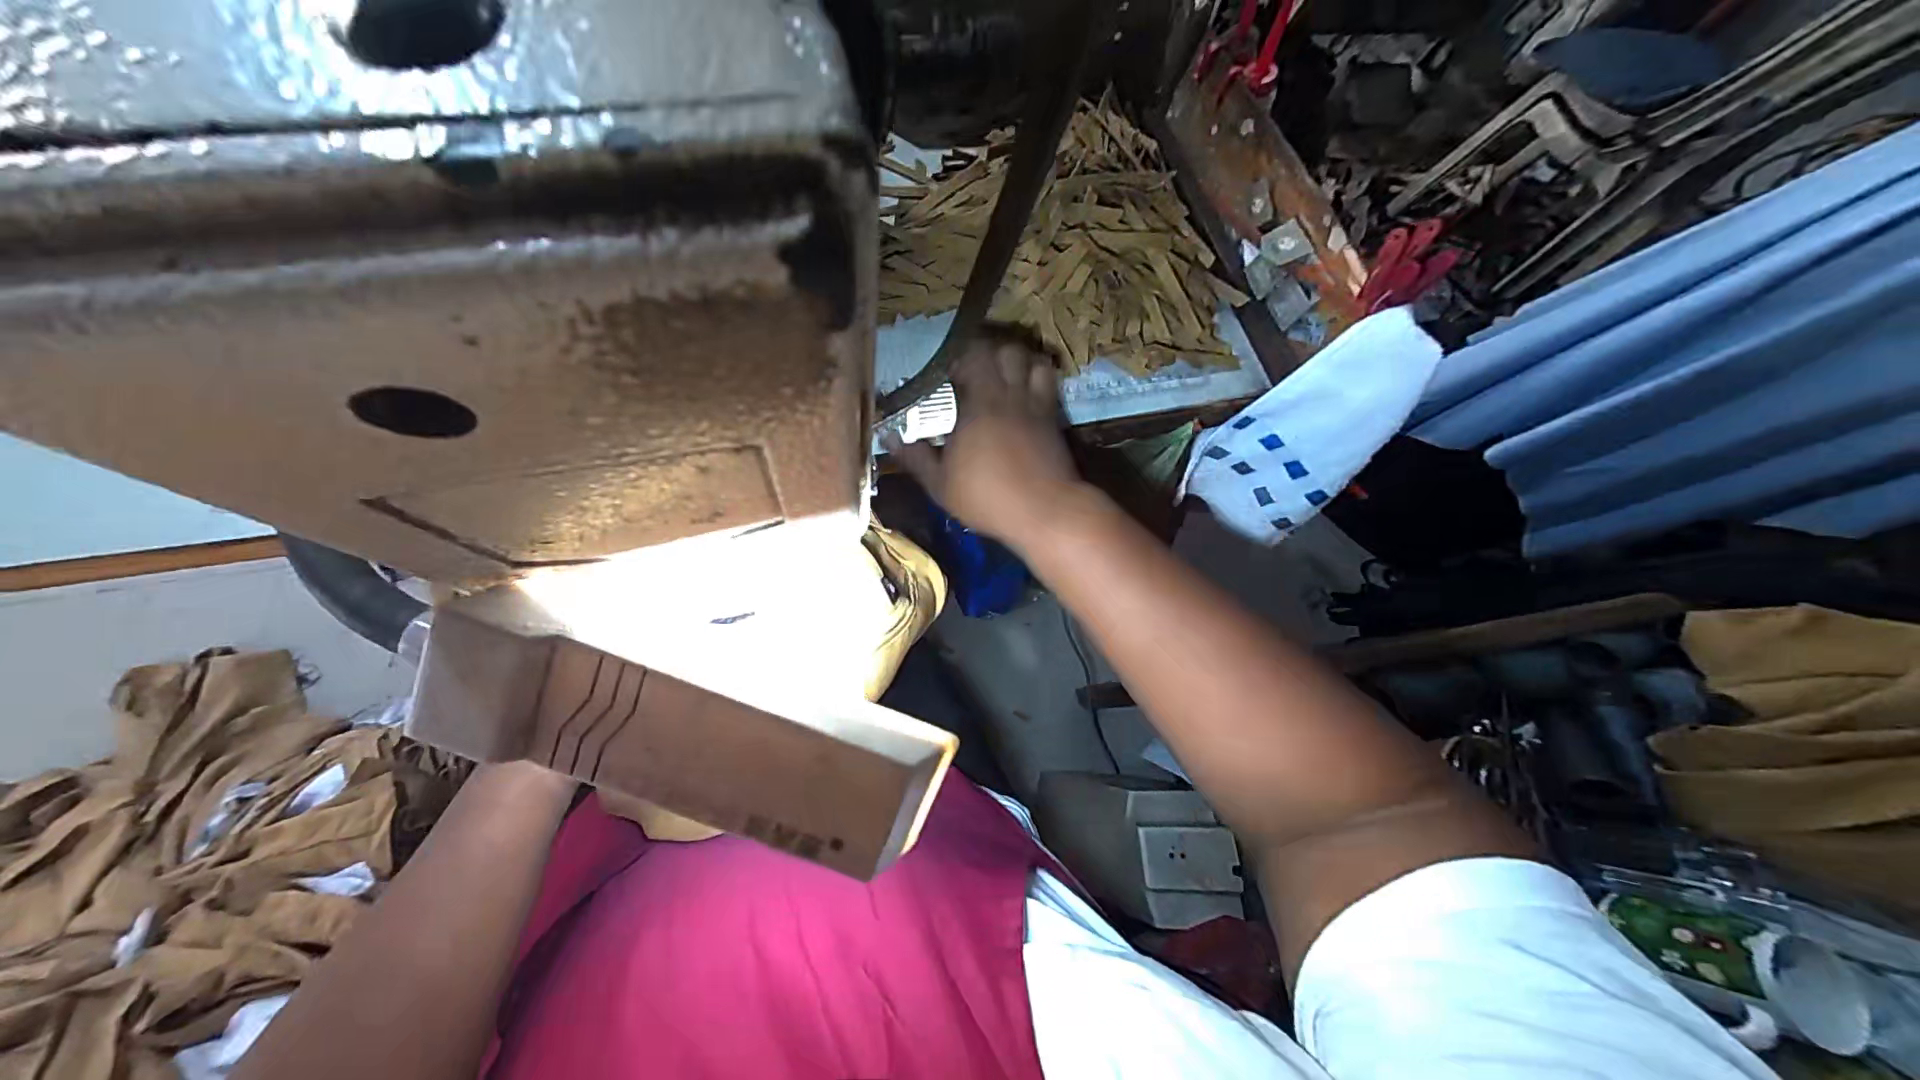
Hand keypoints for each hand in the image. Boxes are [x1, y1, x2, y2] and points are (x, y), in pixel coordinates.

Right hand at [886, 334, 1084, 546]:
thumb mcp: (941, 484)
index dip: (961, 358)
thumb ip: (915, 457)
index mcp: (980, 404)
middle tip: (976, 370)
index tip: (949, 373)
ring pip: (1034, 362)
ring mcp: (1038, 406)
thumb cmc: (988, 498)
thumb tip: (888, 437)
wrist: (1045, 512)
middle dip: (991, 353)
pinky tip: (1028, 394)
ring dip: (1020, 362)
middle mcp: (1011, 396)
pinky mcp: (1056, 420)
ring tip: (1005, 375)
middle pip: (1007, 351)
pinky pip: (1051, 385)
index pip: (973, 358)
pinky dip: (1039, 379)